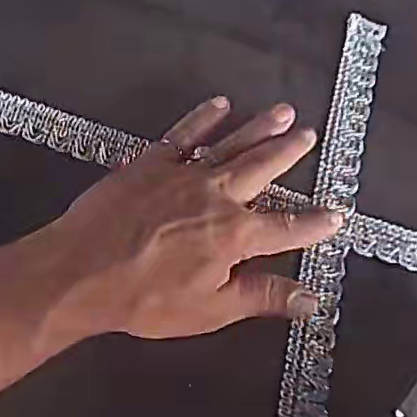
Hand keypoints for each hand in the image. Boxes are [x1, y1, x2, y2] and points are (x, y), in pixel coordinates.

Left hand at [27, 96, 344, 340]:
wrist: (81, 272)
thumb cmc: (140, 298)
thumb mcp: (208, 310)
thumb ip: (260, 298)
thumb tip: (308, 299)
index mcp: (234, 237)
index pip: (288, 228)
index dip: (315, 223)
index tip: (336, 215)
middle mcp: (215, 198)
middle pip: (264, 169)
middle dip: (289, 153)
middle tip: (308, 136)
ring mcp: (183, 175)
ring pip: (231, 145)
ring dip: (259, 128)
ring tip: (283, 112)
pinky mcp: (150, 164)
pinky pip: (184, 134)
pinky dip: (203, 118)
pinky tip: (219, 106)